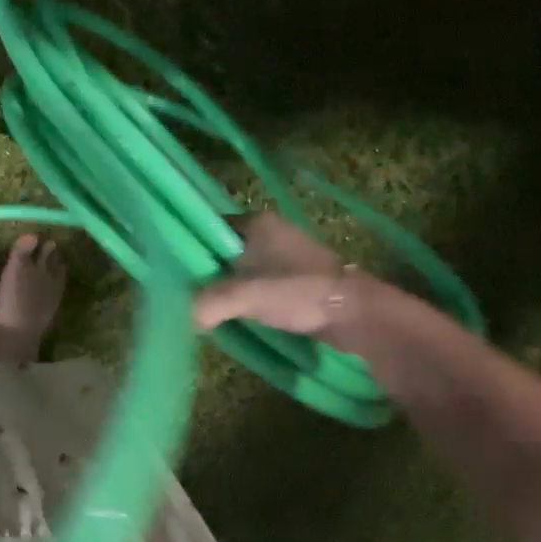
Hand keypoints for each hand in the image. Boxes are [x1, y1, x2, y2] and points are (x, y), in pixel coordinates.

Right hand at [194, 213, 359, 338]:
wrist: (358, 315)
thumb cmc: (298, 291)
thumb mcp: (244, 296)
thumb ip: (209, 304)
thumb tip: (191, 319)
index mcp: (257, 222)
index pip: (210, 226)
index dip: (193, 246)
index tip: (181, 271)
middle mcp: (272, 231)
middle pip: (226, 248)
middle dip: (212, 271)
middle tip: (195, 292)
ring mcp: (289, 254)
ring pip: (245, 267)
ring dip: (232, 286)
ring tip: (217, 306)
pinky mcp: (300, 277)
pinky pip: (263, 281)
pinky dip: (252, 295)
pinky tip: (244, 313)